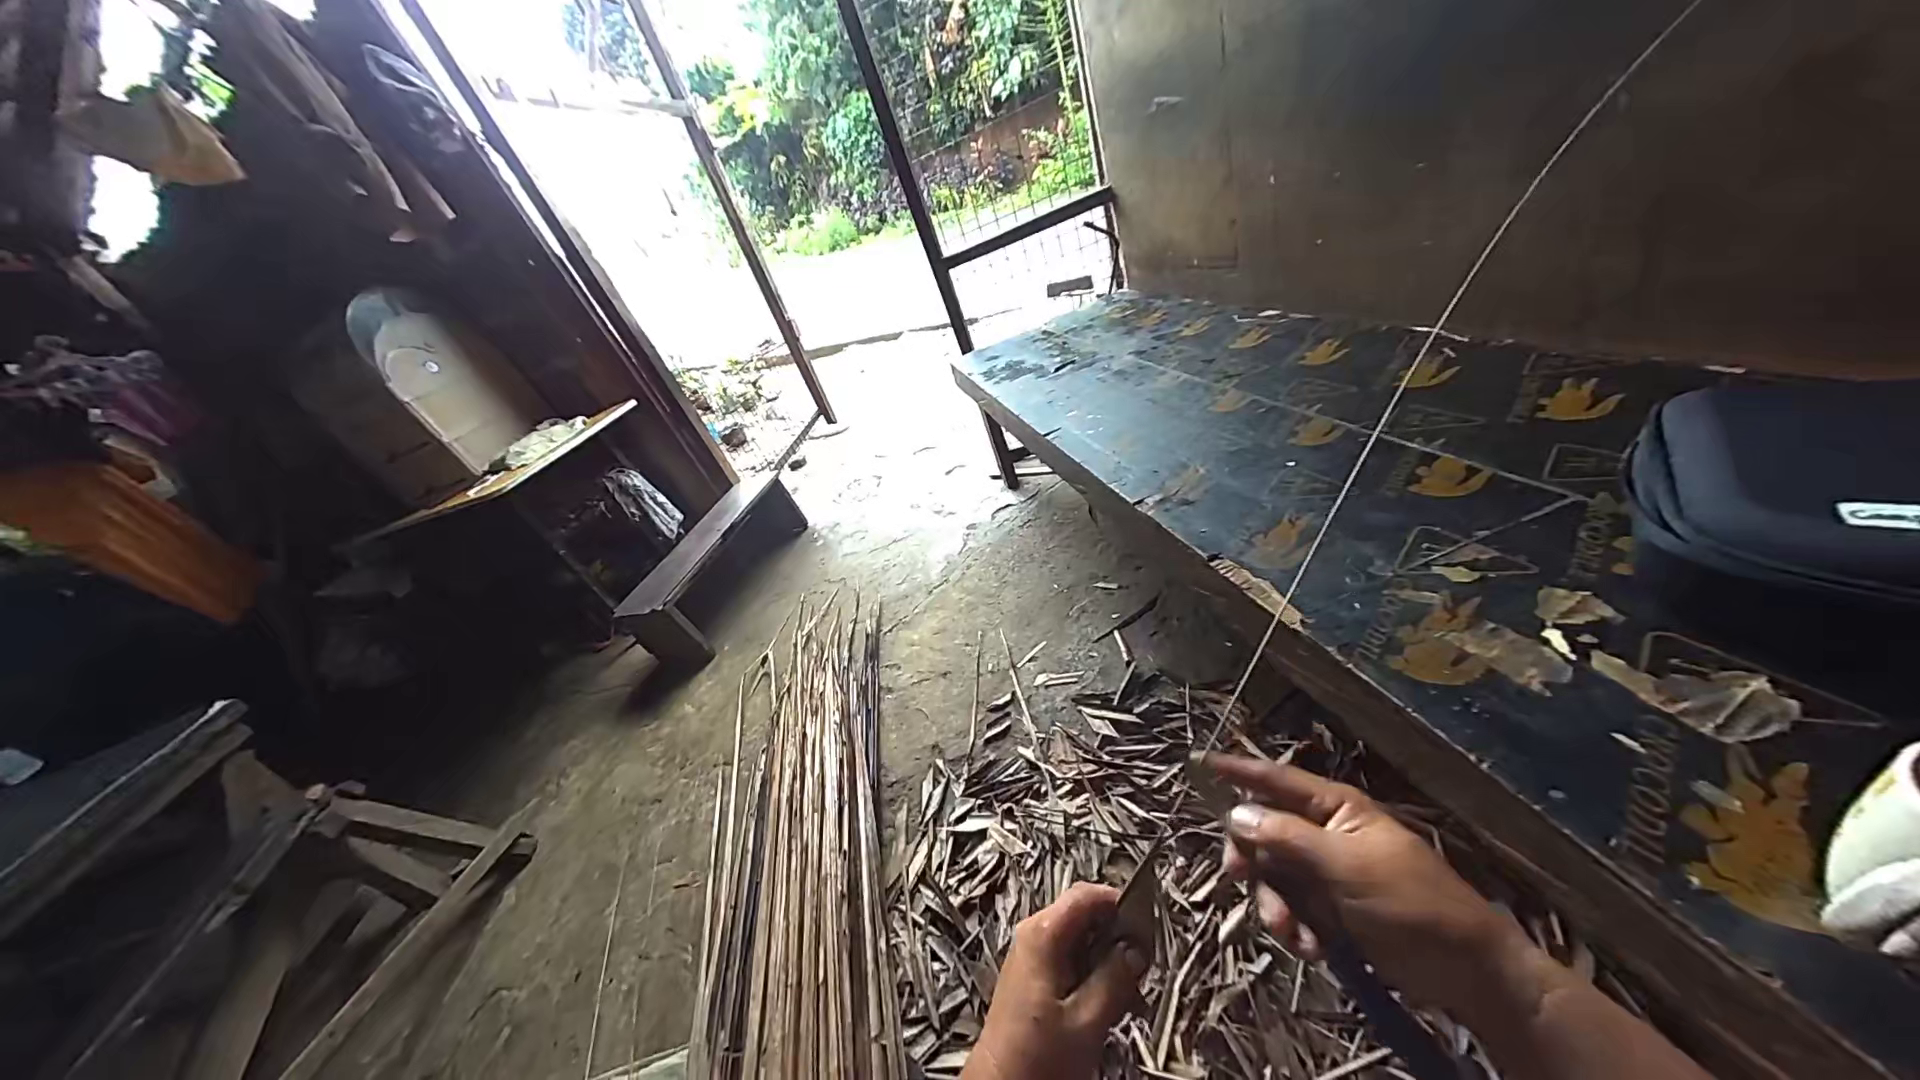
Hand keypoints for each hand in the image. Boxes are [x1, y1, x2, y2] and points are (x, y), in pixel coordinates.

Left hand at [964, 882, 1147, 1079]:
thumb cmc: (1037, 1058)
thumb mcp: (1085, 1023)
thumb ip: (1113, 980)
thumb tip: (1135, 949)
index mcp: (1042, 934)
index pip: (1084, 895)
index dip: (1117, 902)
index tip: (1146, 922)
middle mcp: (1033, 934)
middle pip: (1082, 914)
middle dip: (1115, 936)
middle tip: (1142, 966)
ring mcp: (1031, 953)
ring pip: (1078, 938)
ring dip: (1106, 957)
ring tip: (1130, 993)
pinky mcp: (1033, 973)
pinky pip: (1068, 957)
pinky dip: (1091, 970)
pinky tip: (1107, 1001)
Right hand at [1203, 753, 1528, 1015]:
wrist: (1469, 975)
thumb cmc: (1413, 903)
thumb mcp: (1347, 866)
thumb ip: (1286, 837)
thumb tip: (1235, 813)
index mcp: (1333, 807)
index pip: (1274, 779)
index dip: (1236, 771)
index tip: (1198, 763)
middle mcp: (1322, 833)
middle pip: (1262, 832)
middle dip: (1251, 860)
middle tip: (1239, 876)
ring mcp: (1324, 873)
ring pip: (1272, 876)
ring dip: (1274, 905)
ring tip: (1292, 934)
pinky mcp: (1328, 910)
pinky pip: (1291, 909)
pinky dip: (1294, 929)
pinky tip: (1313, 949)